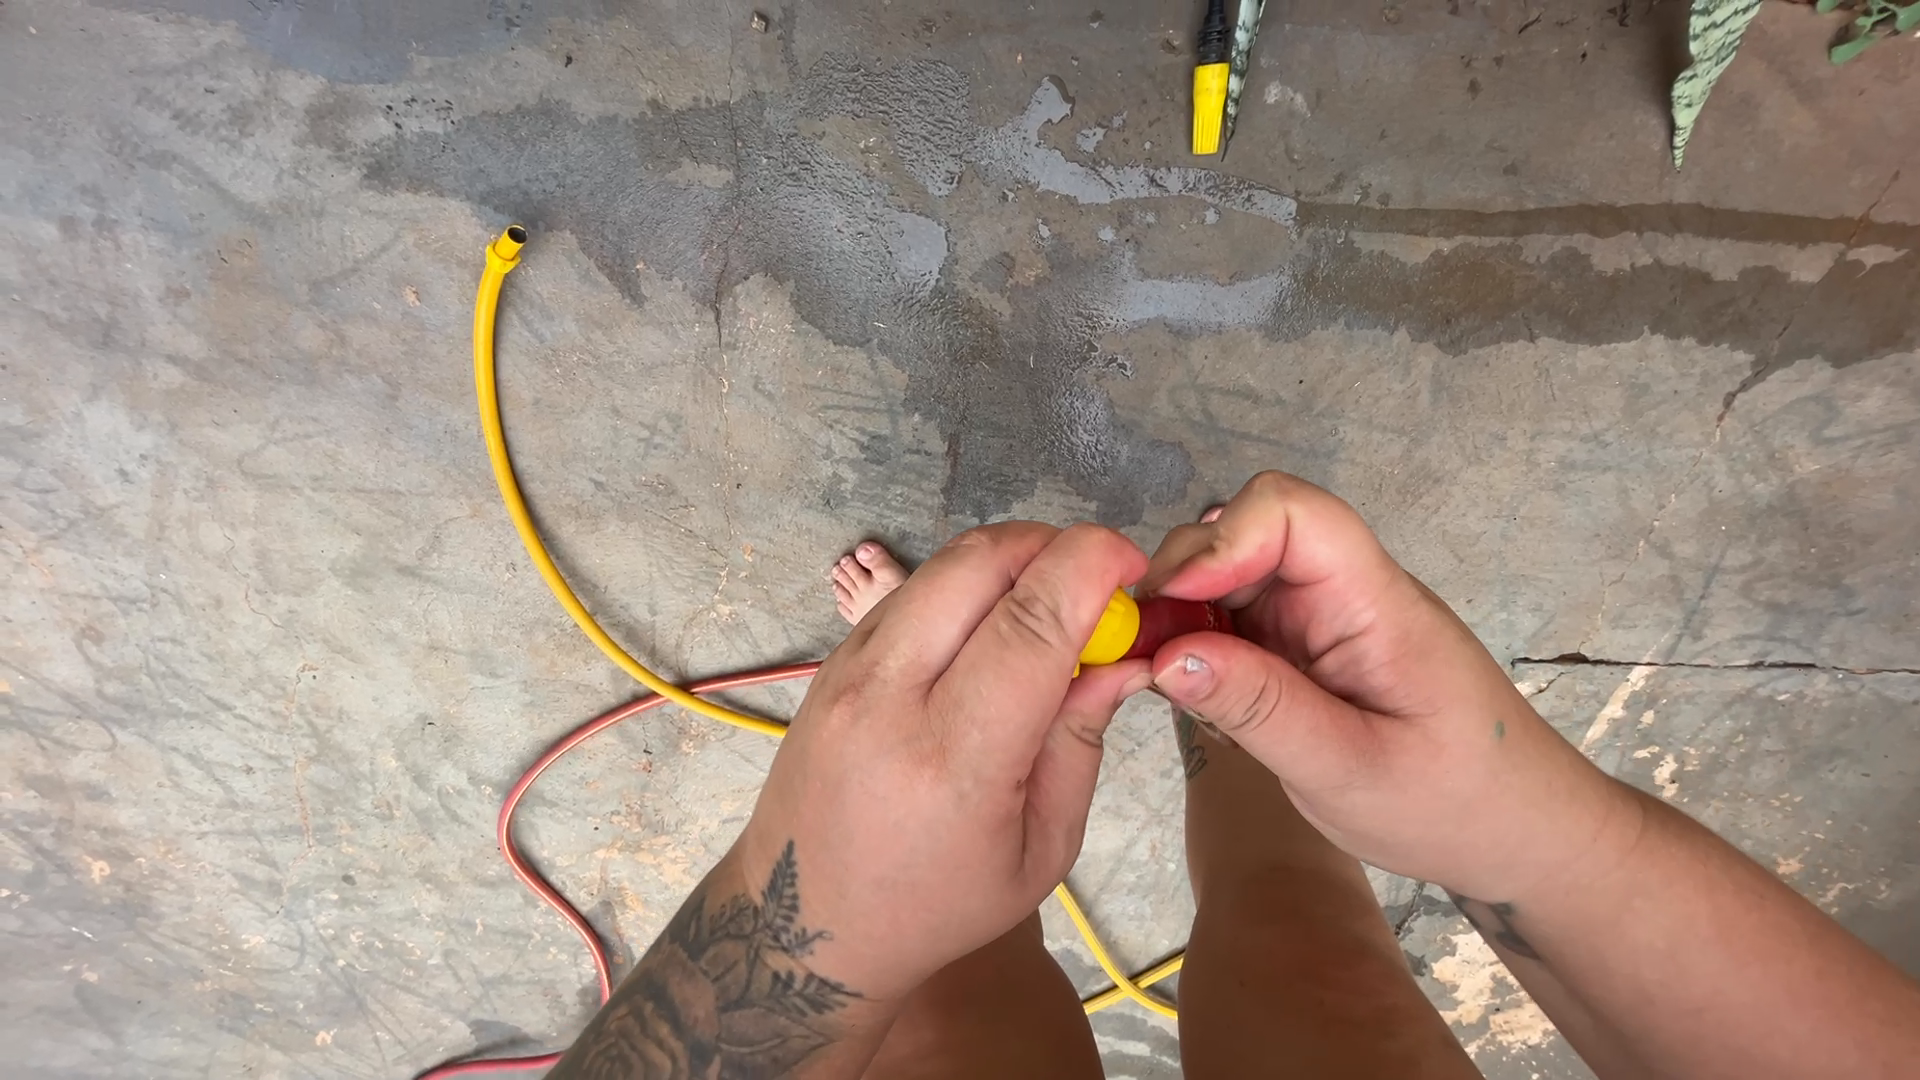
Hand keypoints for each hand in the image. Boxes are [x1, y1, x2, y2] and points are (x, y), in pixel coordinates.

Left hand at [733, 523, 1153, 999]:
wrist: (801, 921)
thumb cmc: (935, 903)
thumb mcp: (1040, 847)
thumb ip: (1082, 739)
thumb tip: (1125, 655)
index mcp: (955, 756)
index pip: (1030, 622)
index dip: (1090, 567)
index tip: (1130, 565)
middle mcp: (890, 694)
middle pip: (979, 562)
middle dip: (1051, 544)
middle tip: (1089, 580)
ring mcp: (848, 667)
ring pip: (942, 564)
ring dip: (1008, 559)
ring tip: (1042, 605)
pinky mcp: (832, 658)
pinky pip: (912, 590)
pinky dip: (965, 584)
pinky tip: (985, 628)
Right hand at [1140, 471, 1637, 899]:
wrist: (1516, 835)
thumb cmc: (1454, 806)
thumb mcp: (1349, 772)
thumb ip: (1258, 709)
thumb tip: (1163, 654)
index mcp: (1370, 600)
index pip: (1291, 511)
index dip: (1221, 540)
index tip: (1173, 604)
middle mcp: (1336, 589)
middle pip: (1242, 531)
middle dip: (1181, 578)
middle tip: (1142, 649)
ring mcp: (1314, 612)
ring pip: (1225, 572)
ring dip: (1179, 611)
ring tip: (1158, 670)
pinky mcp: (1297, 641)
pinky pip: (1229, 615)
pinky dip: (1193, 639)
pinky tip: (1187, 682)